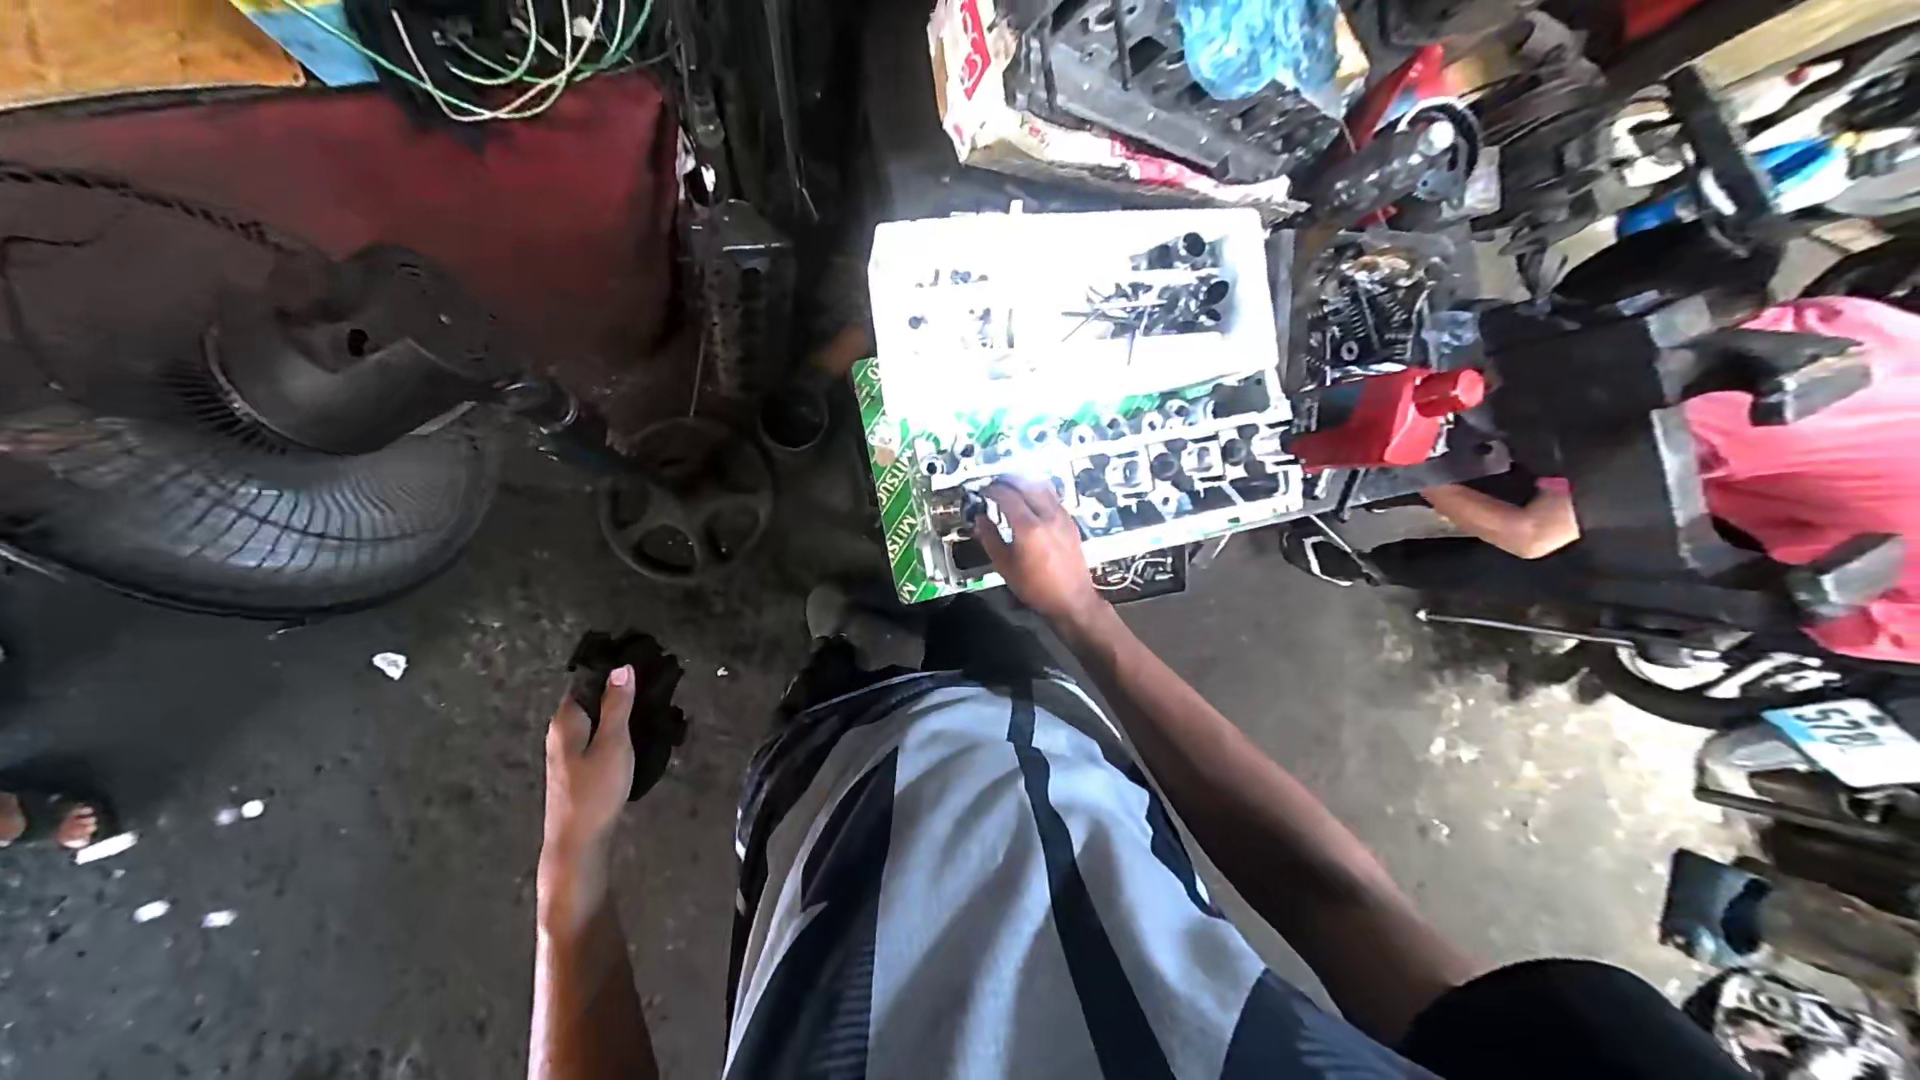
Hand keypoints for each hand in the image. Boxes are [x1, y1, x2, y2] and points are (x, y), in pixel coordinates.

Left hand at [542, 665, 636, 865]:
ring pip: (595, 719)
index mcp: (565, 722)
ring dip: (618, 708)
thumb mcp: (613, 743)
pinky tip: (636, 731)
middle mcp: (561, 732)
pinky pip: (597, 735)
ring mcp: (567, 752)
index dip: (609, 669)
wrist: (578, 843)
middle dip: (617, 687)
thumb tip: (621, 667)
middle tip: (652, 678)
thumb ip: (617, 705)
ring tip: (650, 700)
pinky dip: (615, 727)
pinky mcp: (578, 768)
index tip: (640, 660)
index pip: (585, 681)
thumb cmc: (595, 790)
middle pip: (589, 699)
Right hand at [977, 478, 1105, 625]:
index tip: (984, 491)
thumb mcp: (1005, 565)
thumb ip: (990, 538)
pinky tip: (1031, 501)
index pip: (1008, 495)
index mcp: (1028, 527)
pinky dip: (1039, 492)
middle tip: (996, 485)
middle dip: (1008, 480)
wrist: (1071, 599)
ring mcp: (1062, 517)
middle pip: (1027, 483)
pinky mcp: (1071, 522)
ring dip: (1025, 482)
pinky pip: (1053, 497)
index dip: (993, 490)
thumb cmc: (1035, 587)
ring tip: (1013, 488)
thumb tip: (980, 519)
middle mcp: (1047, 515)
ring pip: (1043, 486)